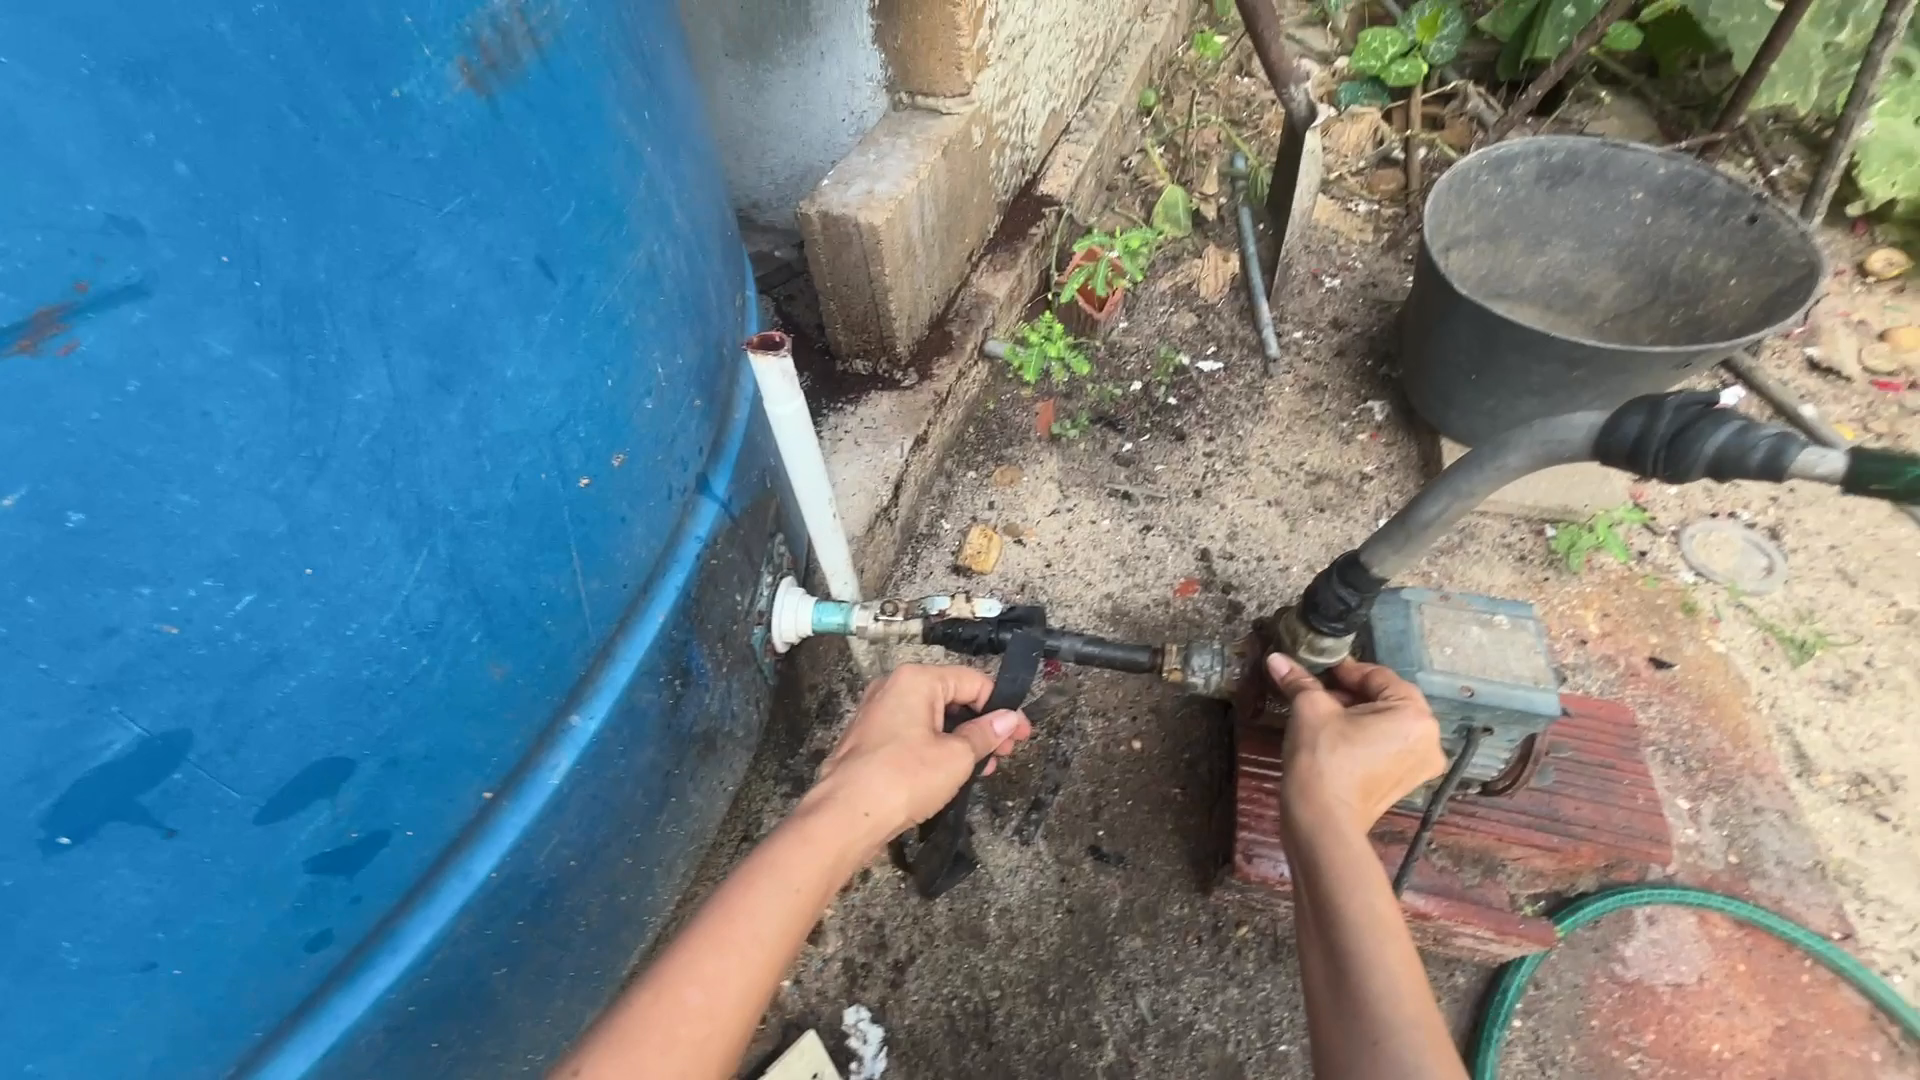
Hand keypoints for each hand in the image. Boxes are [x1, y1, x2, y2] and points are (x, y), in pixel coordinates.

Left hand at [808, 664, 1032, 848]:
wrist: (844, 816)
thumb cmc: (902, 779)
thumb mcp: (956, 757)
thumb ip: (986, 734)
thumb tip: (1009, 719)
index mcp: (916, 679)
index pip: (973, 681)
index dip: (1002, 707)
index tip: (1021, 734)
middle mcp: (894, 686)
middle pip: (952, 697)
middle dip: (982, 725)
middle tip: (1004, 754)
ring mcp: (878, 712)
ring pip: (933, 717)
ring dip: (962, 740)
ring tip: (982, 769)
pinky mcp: (870, 737)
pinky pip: (913, 732)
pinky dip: (937, 747)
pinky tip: (952, 773)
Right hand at [1267, 655, 1445, 836]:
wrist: (1321, 818)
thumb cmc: (1322, 757)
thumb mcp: (1309, 709)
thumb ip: (1298, 680)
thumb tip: (1276, 658)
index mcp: (1415, 715)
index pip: (1378, 676)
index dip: (1344, 670)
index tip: (1316, 671)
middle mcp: (1430, 738)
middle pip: (1386, 699)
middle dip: (1351, 692)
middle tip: (1317, 694)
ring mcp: (1422, 763)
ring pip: (1387, 721)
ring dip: (1357, 713)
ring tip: (1323, 716)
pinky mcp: (1407, 781)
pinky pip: (1388, 744)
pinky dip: (1365, 735)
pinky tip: (1337, 738)